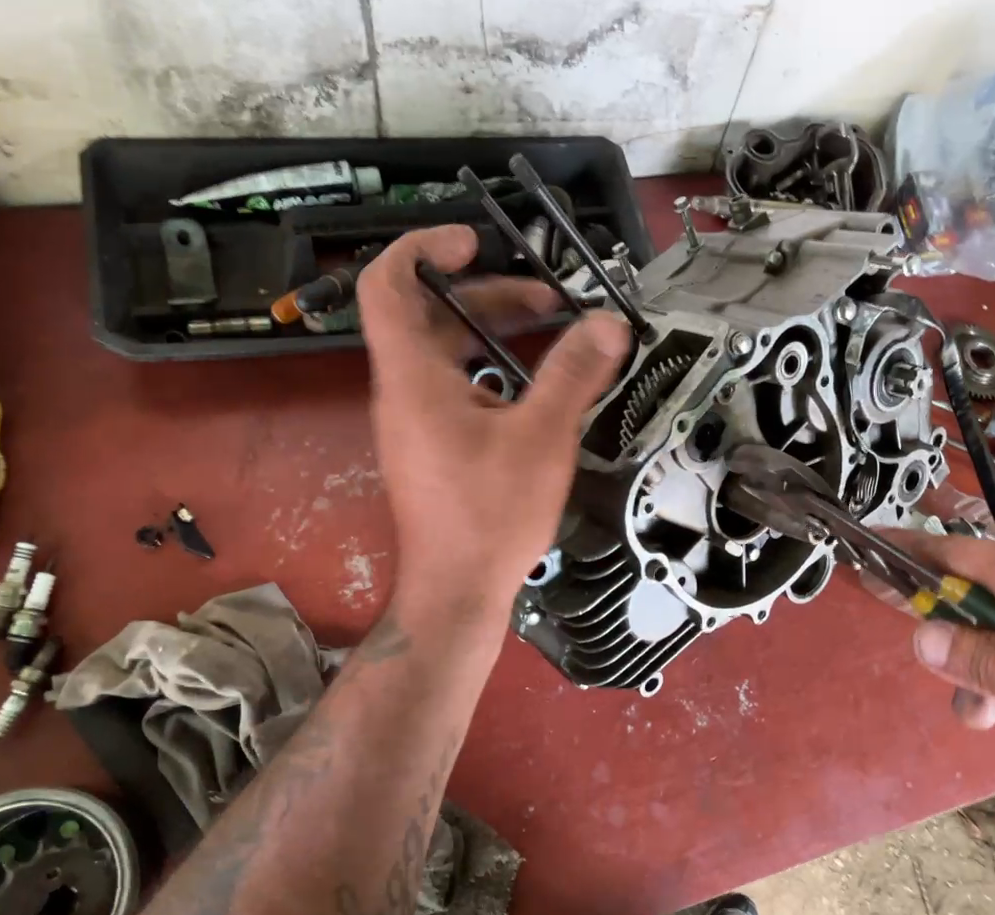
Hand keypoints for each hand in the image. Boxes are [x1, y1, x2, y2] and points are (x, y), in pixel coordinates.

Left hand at [357, 225, 629, 619]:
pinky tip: (538, 389)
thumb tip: (606, 323)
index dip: (423, 248)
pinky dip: (493, 372)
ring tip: (555, 337)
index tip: (474, 243)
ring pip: (447, 355)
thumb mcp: (541, 438)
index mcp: (413, 378)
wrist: (457, 591)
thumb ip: (573, 375)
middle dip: (490, 297)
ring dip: (496, 336)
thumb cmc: (490, 515)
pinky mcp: (431, 448)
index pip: (388, 284)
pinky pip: (455, 388)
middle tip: (550, 302)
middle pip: (431, 317)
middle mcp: (404, 392)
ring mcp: (415, 422)